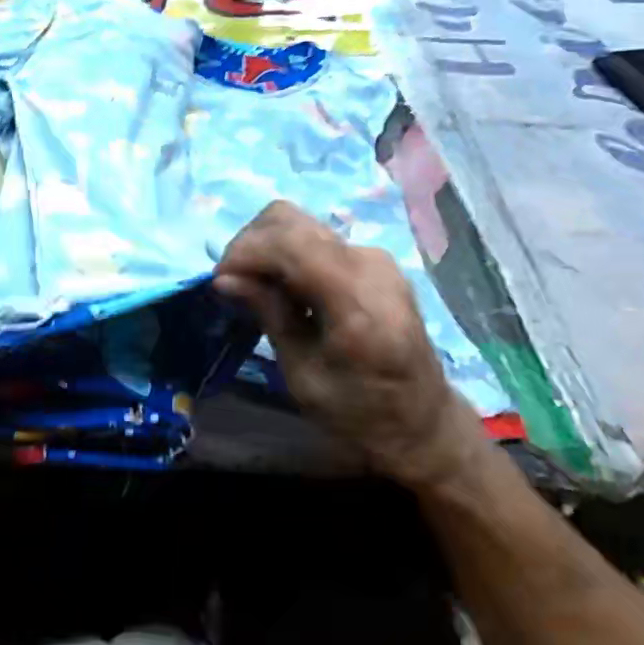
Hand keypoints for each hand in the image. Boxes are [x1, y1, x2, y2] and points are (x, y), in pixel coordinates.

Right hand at [212, 201, 485, 489]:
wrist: (423, 424)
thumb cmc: (360, 413)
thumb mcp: (302, 375)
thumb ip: (269, 315)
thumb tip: (224, 278)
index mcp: (359, 304)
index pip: (291, 243)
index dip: (245, 251)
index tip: (220, 281)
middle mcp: (371, 267)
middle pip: (288, 220)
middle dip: (249, 243)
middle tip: (233, 281)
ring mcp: (374, 257)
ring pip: (296, 221)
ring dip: (264, 244)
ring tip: (252, 282)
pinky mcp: (370, 257)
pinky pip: (312, 235)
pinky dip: (282, 249)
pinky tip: (278, 283)